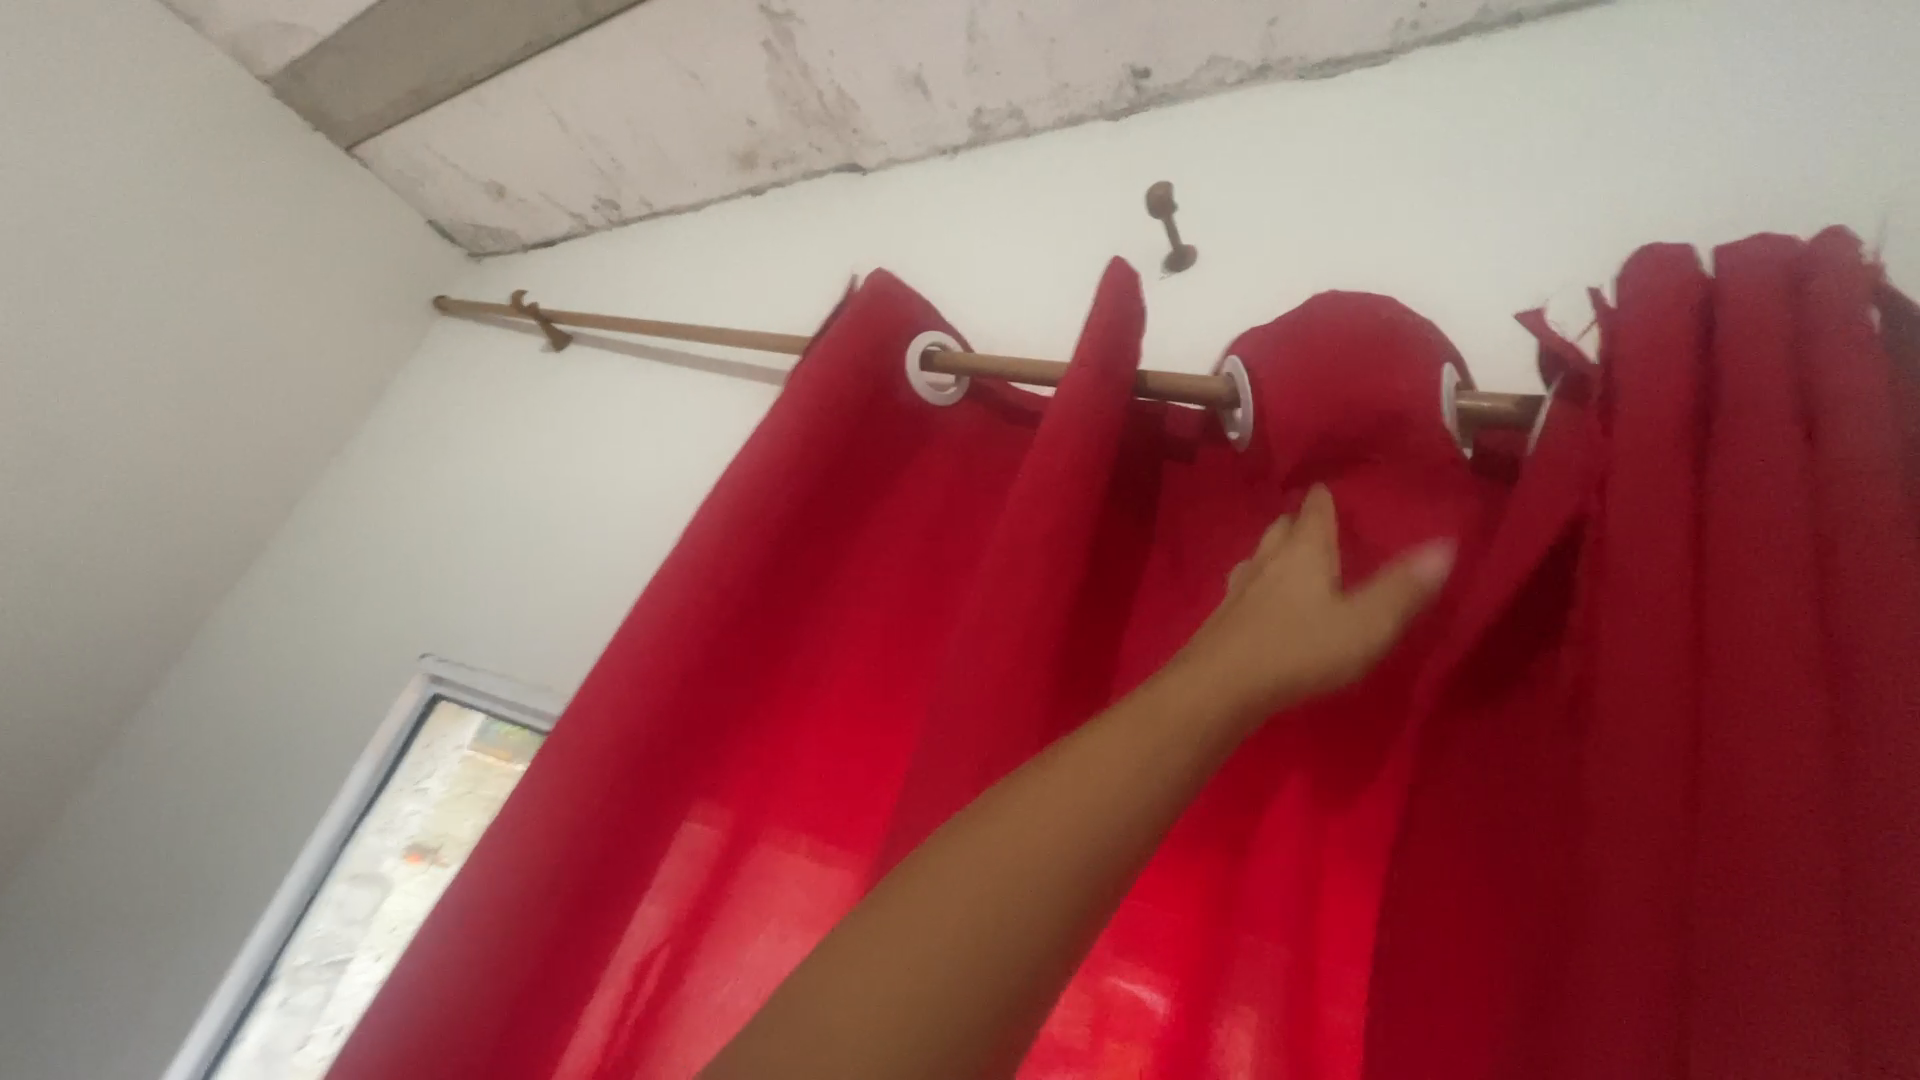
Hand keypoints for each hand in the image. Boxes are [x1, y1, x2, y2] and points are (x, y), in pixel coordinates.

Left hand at [1169, 485, 1455, 726]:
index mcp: (1303, 553)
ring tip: (1286, 556)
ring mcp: (1238, 589)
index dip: (1322, 500)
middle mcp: (1266, 562)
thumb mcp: (1365, 624)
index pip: (1314, 513)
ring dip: (1273, 553)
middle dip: (1296, 523)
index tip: (1325, 488)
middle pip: (1280, 531)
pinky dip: (1257, 584)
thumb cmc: (1299, 650)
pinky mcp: (1222, 618)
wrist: (1219, 686)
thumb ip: (1402, 588)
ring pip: (1258, 558)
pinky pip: (1244, 588)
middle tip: (1310, 522)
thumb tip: (1444, 543)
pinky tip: (1258, 600)